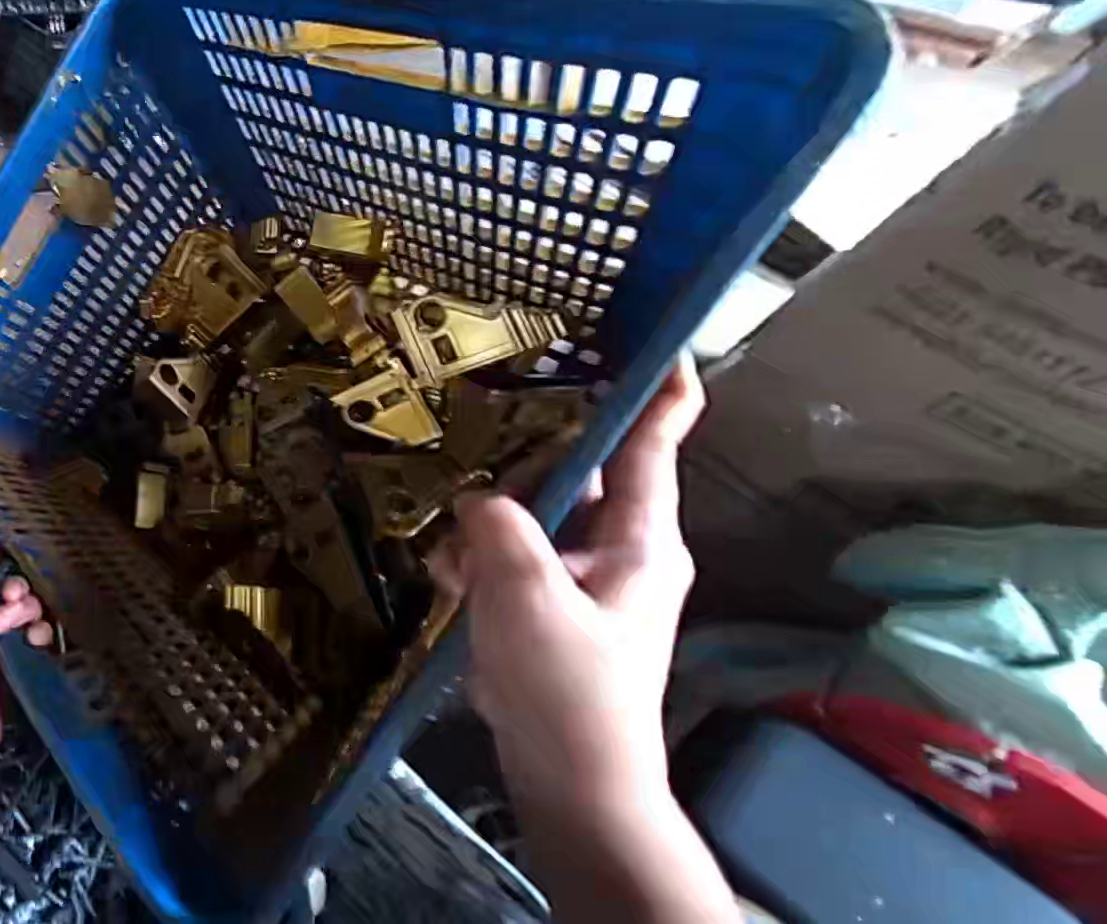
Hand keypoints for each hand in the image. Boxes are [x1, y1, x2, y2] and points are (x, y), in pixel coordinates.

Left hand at [0, 539, 53, 782]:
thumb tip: (14, 602)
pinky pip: (27, 650)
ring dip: (31, 619)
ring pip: (18, 625)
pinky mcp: (9, 680)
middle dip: (16, 595)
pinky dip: (38, 641)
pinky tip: (45, 643)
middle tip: (26, 600)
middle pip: (0, 604)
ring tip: (37, 630)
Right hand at [428, 356, 704, 807]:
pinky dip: (472, 565)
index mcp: (637, 539)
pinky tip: (456, 590)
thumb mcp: (528, 599)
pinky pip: (499, 552)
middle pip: (561, 475)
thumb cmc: (569, 688)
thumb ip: (500, 530)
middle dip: (510, 484)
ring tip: (460, 574)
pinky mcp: (539, 594)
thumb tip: (478, 496)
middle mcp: (609, 545)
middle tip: (473, 497)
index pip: (652, 449)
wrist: (564, 771)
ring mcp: (571, 571)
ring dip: (479, 536)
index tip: (652, 344)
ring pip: (517, 515)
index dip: (658, 394)